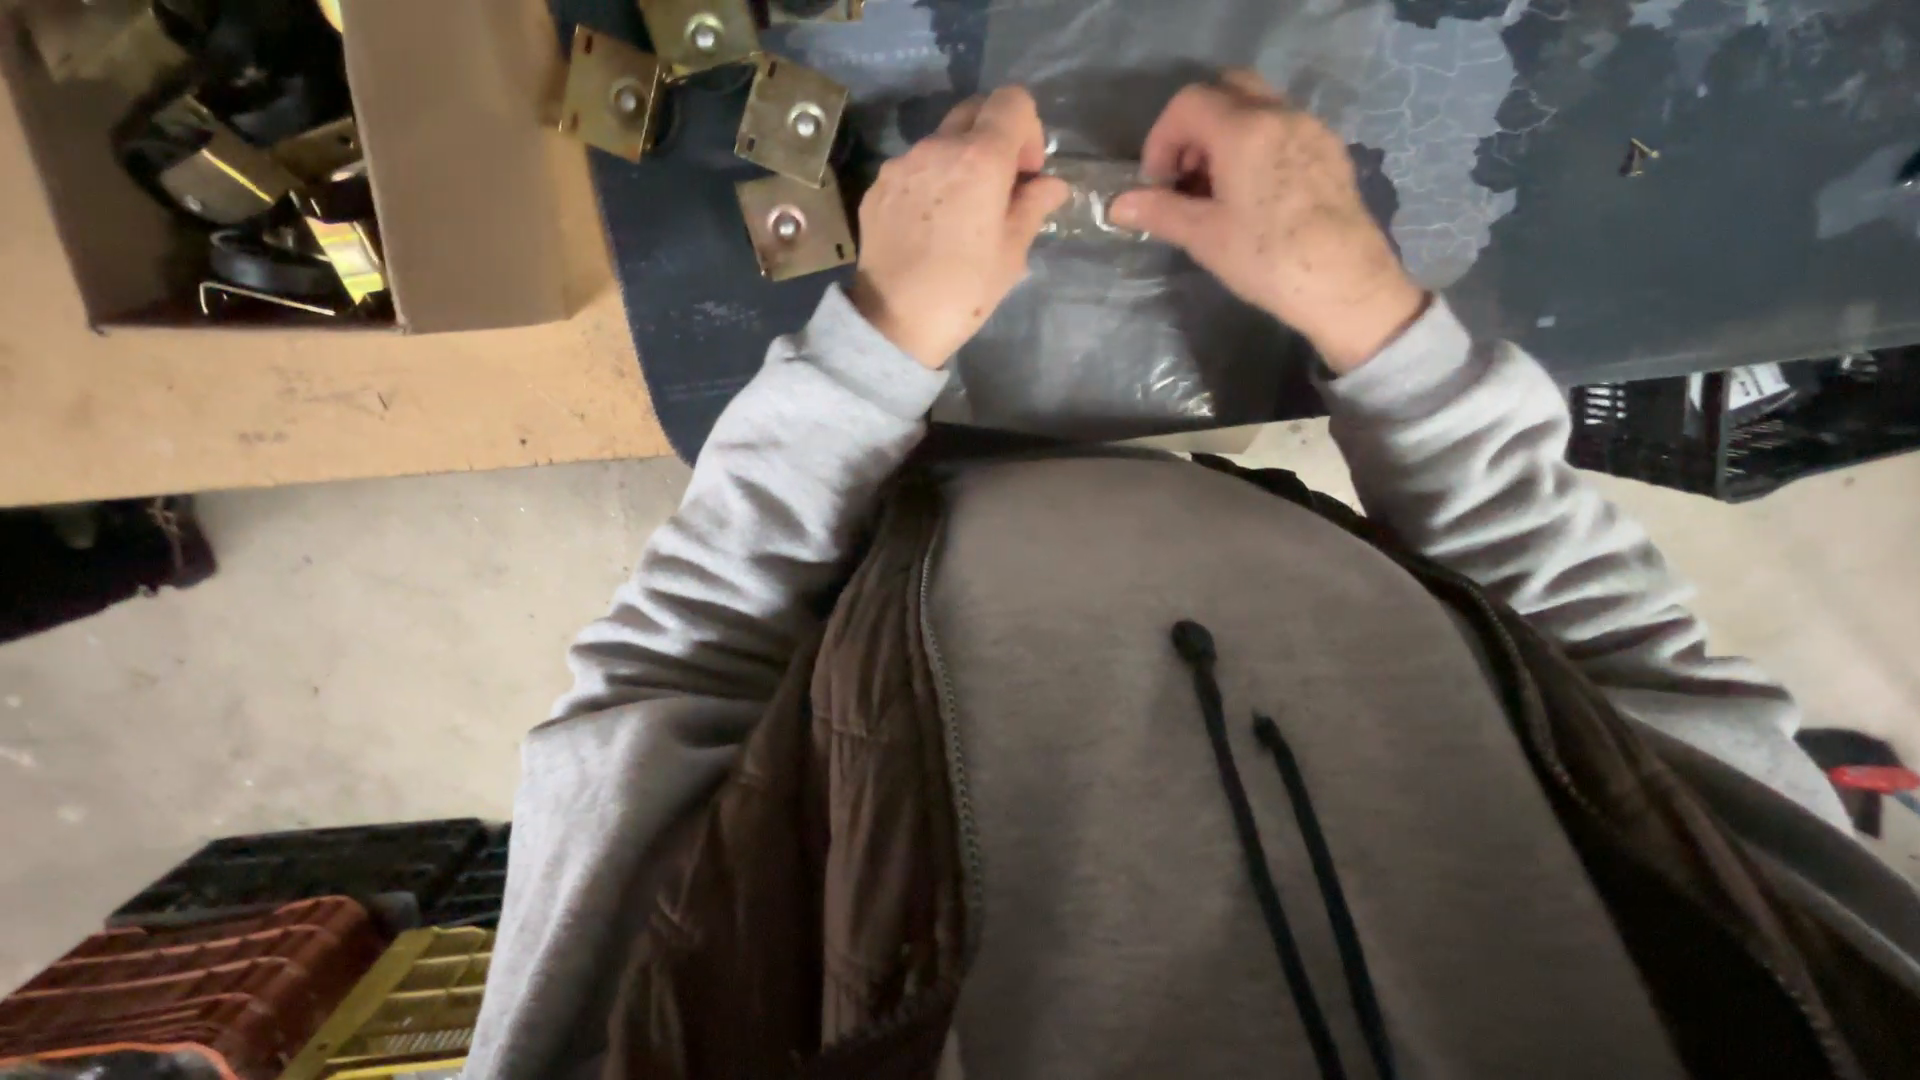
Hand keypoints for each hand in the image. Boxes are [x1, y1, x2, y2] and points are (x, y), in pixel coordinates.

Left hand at [849, 87, 1069, 368]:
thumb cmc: (964, 291)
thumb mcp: (1012, 252)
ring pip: (941, 141)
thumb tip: (1051, 184)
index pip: (1012, 102)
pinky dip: (931, 182)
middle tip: (1000, 187)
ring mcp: (902, 165)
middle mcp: (937, 147)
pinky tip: (932, 226)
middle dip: (994, 138)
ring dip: (960, 162)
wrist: (895, 323)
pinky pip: (914, 168)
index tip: (1027, 173)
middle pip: (974, 112)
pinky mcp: (878, 188)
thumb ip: (1034, 205)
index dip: (1028, 130)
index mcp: (979, 158)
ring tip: (963, 213)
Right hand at [1109, 71, 1426, 373]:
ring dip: (1225, 139)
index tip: (1157, 183)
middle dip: (1195, 129)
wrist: (1343, 284)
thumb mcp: (1203, 237)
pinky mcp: (1329, 153)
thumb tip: (1117, 205)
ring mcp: (1311, 130)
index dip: (1161, 139)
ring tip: (1215, 194)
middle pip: (1227, 91)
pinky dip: (1255, 149)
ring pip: (1257, 109)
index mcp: (1245, 130)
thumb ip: (1159, 211)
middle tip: (1185, 176)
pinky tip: (1252, 198)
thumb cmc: (1266, 259)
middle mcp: (1281, 115)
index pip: (1189, 103)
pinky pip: (1283, 131)